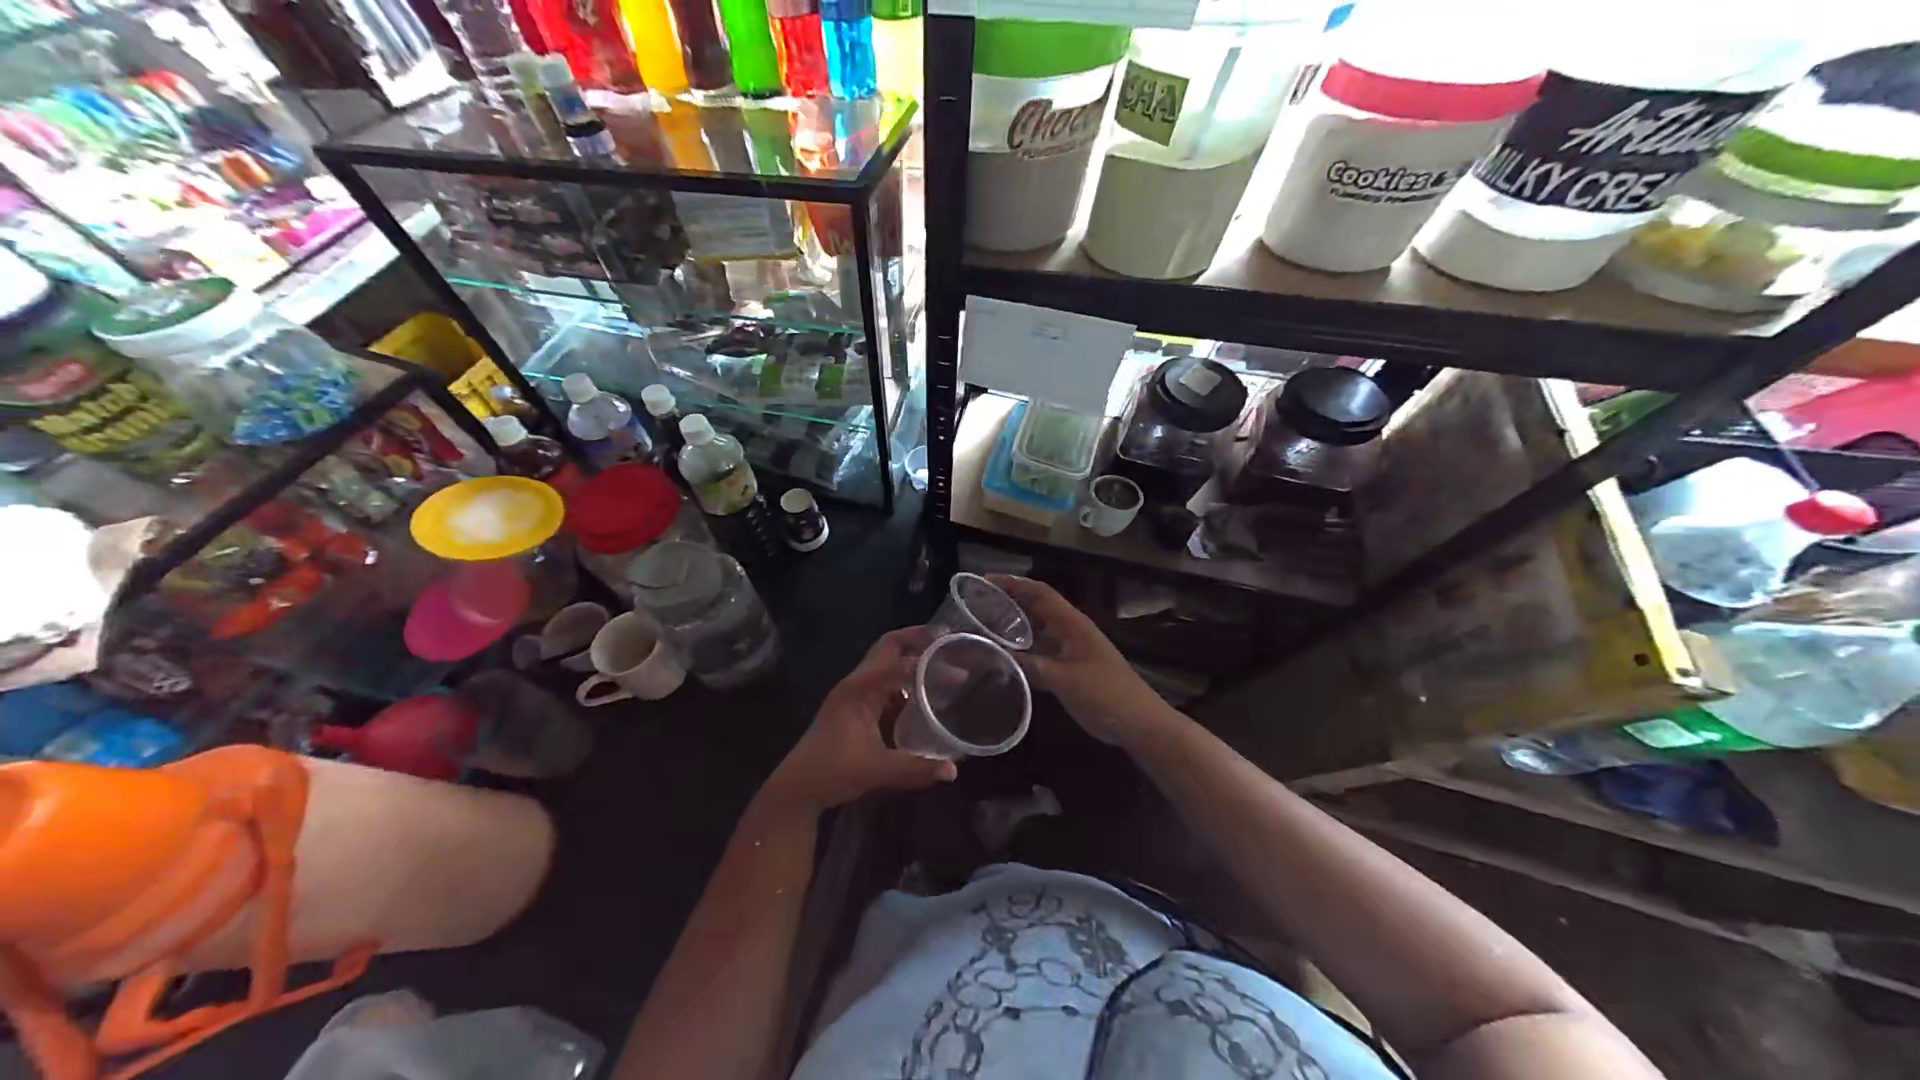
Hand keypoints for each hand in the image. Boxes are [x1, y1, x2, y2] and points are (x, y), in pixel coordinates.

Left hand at [763, 627, 957, 811]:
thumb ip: (916, 768)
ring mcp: (853, 693)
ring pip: (885, 662)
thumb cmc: (832, 772)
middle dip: (917, 639)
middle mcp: (856, 684)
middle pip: (888, 647)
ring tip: (942, 661)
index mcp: (859, 690)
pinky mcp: (854, 705)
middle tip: (948, 639)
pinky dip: (904, 677)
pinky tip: (924, 692)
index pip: (899, 664)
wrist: (797, 788)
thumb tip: (954, 770)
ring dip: (911, 657)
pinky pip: (883, 680)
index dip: (929, 662)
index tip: (958, 668)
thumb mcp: (876, 771)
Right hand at [988, 575, 1172, 746]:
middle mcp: (1071, 631)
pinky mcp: (1070, 669)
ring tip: (981, 627)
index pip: (1040, 593)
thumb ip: (1031, 667)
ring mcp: (1072, 650)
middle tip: (975, 605)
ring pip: (1037, 630)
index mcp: (1073, 625)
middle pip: (1036, 607)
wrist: (1141, 723)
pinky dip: (1021, 650)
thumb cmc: (1108, 696)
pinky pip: (1040, 651)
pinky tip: (1002, 658)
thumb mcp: (1066, 681)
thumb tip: (992, 656)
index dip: (1013, 583)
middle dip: (1008, 601)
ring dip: (1013, 626)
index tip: (985, 581)